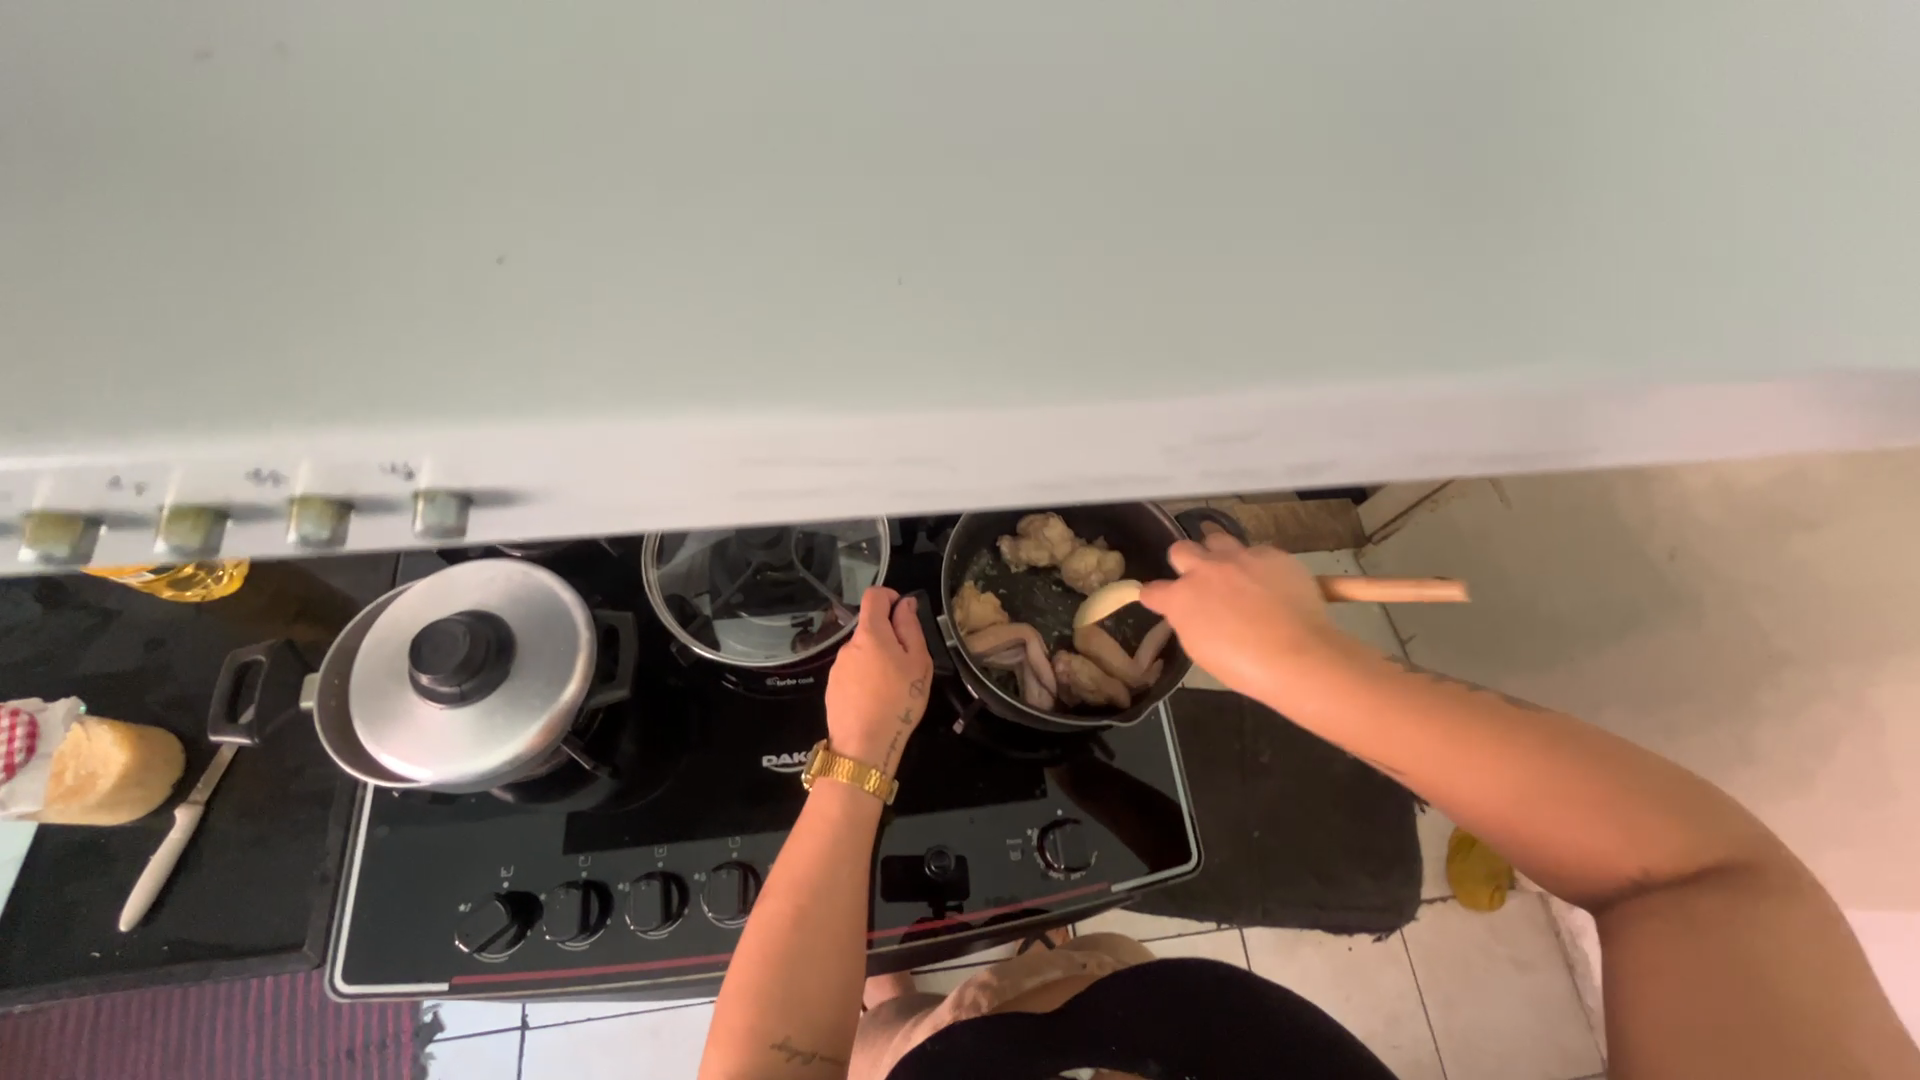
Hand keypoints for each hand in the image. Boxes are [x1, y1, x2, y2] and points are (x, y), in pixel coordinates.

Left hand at [823, 587, 932, 774]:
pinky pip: (852, 673)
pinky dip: (865, 679)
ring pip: (862, 653)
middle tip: (907, 665)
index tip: (905, 616)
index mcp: (870, 634)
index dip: (891, 597)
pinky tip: (875, 701)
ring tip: (892, 688)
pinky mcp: (832, 687)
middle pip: (869, 628)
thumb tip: (905, 604)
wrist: (863, 746)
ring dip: (876, 660)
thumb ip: (910, 628)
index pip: (874, 595)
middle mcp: (848, 645)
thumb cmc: (898, 701)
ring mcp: (837, 667)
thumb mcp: (918, 663)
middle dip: (888, 638)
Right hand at [1138, 530, 1348, 699]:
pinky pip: (1257, 551)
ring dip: (1218, 553)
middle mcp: (1205, 569)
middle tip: (1199, 579)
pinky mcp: (1272, 555)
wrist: (1297, 656)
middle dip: (1185, 561)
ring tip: (1233, 570)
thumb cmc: (1242, 666)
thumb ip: (1188, 621)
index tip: (1161, 601)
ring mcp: (1239, 557)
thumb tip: (1190, 611)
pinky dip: (1257, 564)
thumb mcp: (1199, 649)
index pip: (1152, 590)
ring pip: (1217, 539)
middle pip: (1181, 549)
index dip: (1156, 596)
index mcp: (1181, 597)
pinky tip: (1269, 582)